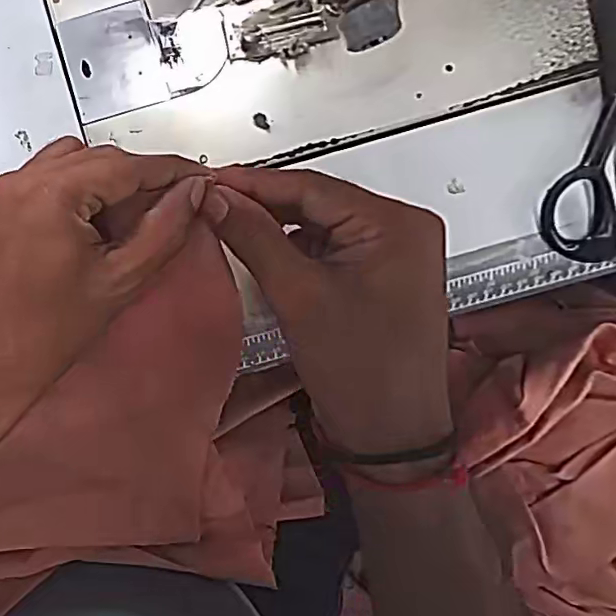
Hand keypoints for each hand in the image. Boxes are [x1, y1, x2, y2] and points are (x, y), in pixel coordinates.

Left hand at [0, 139, 216, 465]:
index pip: (125, 165)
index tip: (194, 177)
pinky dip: (78, 187)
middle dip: (139, 179)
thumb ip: (166, 228)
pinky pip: (48, 175)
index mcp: (49, 195)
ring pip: (74, 160)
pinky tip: (93, 225)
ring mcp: (5, 192)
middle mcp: (21, 184)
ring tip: (125, 225)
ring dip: (107, 180)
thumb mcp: (122, 279)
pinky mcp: (0, 204)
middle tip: (171, 205)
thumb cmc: (42, 332)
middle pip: (99, 157)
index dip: (170, 170)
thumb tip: (189, 193)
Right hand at [210, 167, 452, 468]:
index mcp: (396, 225)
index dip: (253, 183)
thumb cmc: (365, 372)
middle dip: (261, 203)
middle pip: (314, 201)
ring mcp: (389, 253)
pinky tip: (259, 252)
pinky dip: (288, 248)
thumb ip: (254, 238)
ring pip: (315, 223)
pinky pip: (322, 246)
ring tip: (229, 226)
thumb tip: (221, 200)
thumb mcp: (298, 295)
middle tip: (214, 204)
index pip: (310, 186)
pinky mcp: (374, 274)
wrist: (389, 432)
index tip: (214, 183)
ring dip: (272, 226)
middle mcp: (401, 231)